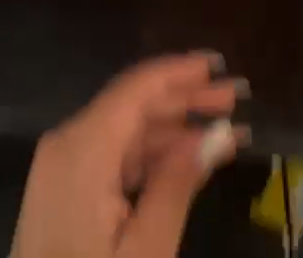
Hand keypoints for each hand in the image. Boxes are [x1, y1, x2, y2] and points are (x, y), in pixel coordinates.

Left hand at [11, 54, 248, 257]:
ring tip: (228, 128)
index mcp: (82, 147)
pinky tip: (190, 159)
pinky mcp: (64, 190)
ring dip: (175, 127)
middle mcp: (68, 143)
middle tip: (239, 95)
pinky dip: (152, 155)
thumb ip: (179, 183)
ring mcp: (62, 167)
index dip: (180, 71)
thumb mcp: (146, 249)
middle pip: (133, 104)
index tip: (221, 63)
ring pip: (126, 130)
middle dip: (186, 97)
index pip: (136, 88)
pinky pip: (114, 157)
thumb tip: (220, 133)